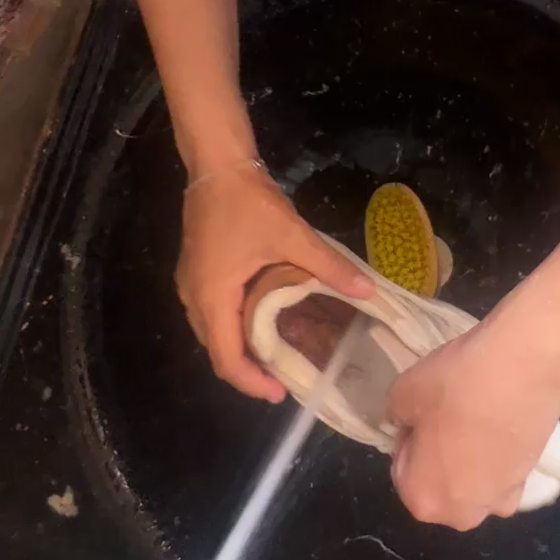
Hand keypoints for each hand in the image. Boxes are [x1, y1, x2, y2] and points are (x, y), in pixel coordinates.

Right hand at [175, 160, 373, 401]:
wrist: (218, 164)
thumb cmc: (249, 202)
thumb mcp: (292, 235)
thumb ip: (328, 266)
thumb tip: (368, 290)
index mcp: (212, 297)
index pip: (226, 358)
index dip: (251, 382)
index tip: (281, 394)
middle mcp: (194, 297)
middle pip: (217, 349)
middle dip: (248, 368)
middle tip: (284, 375)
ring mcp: (191, 282)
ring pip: (213, 331)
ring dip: (241, 346)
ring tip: (277, 351)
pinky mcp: (197, 268)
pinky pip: (213, 311)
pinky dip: (234, 324)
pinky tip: (262, 317)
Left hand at [386, 317, 559, 529]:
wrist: (525, 367)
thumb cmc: (456, 384)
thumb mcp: (403, 390)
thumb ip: (395, 415)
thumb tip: (405, 420)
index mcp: (424, 500)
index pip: (401, 467)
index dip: (409, 433)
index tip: (422, 405)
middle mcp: (462, 515)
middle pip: (438, 479)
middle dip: (438, 448)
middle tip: (445, 408)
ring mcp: (501, 499)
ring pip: (470, 475)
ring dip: (467, 450)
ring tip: (474, 407)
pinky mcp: (530, 477)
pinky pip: (499, 466)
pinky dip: (496, 447)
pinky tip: (498, 414)